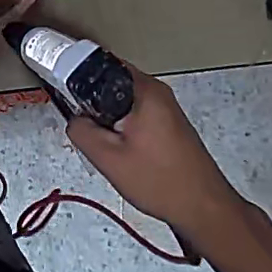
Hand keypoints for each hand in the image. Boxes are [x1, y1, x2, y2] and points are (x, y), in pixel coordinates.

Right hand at [65, 69, 244, 238]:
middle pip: (112, 84)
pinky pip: (137, 115)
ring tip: (111, 148)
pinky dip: (125, 129)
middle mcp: (158, 92)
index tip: (69, 99)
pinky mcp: (169, 123)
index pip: (103, 65)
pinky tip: (126, 154)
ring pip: (124, 103)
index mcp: (145, 90)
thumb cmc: (161, 181)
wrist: (201, 206)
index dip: (80, 79)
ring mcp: (166, 107)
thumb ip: (82, 131)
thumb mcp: (108, 158)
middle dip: (96, 107)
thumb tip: (73, 118)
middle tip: (92, 133)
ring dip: (111, 121)